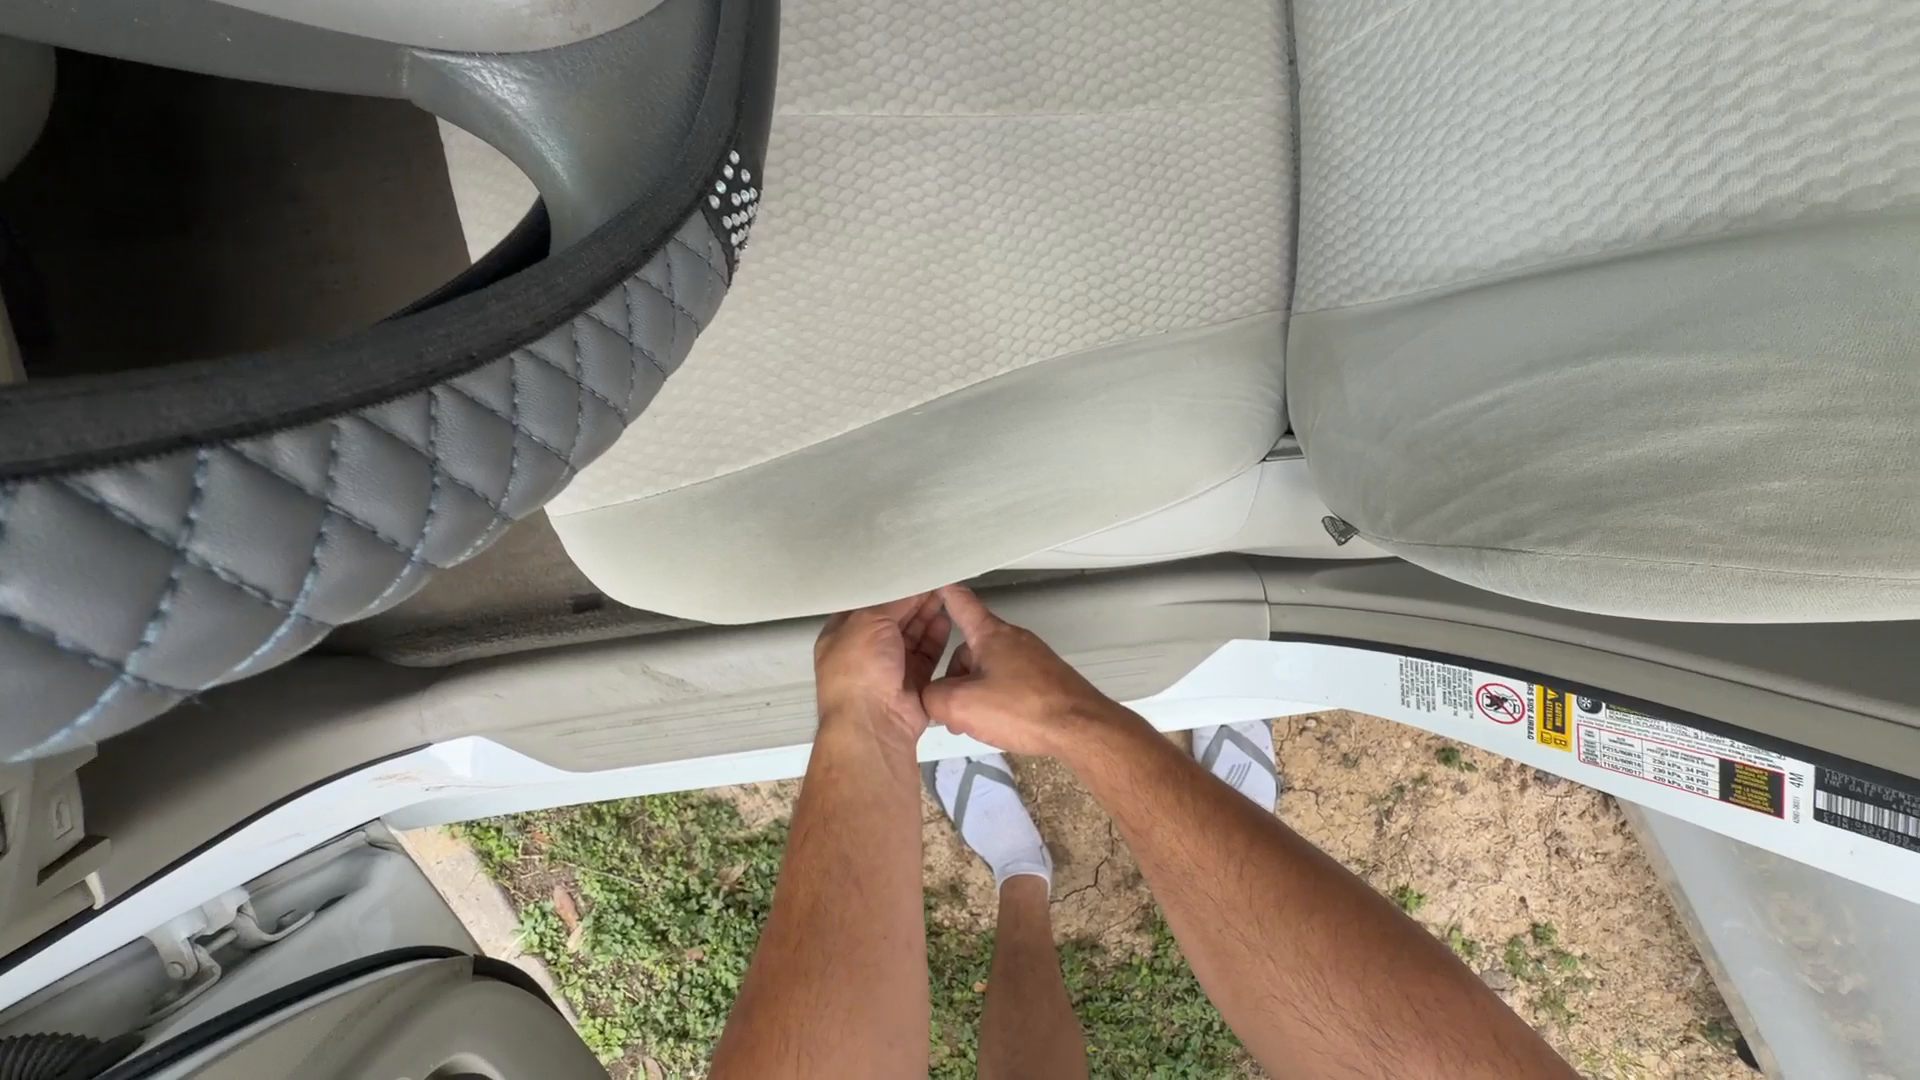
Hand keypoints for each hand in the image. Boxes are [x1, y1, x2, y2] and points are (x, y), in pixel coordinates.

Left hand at [814, 592, 950, 748]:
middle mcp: (864, 651)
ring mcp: (889, 668)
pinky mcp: (913, 681)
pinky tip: (947, 617)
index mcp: (842, 635)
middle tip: (935, 578)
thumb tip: (910, 585)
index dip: (888, 588)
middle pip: (892, 618)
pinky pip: (927, 653)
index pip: (866, 604)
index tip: (910, 571)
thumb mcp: (868, 621)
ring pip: (911, 635)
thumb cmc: (860, 669)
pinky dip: (936, 636)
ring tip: (945, 592)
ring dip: (926, 615)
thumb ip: (892, 601)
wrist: (875, 723)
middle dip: (912, 600)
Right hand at [920, 585, 1131, 756]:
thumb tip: (930, 698)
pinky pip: (1009, 683)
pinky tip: (1000, 724)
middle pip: (970, 649)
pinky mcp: (1046, 679)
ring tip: (975, 724)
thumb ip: (932, 697)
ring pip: (989, 669)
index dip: (944, 593)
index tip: (935, 583)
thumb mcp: (961, 705)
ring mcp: (1032, 659)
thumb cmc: (1022, 709)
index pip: (961, 603)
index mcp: (990, 634)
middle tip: (951, 710)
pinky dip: (997, 700)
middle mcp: (1013, 639)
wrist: (1081, 728)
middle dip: (955, 677)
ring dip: (975, 693)